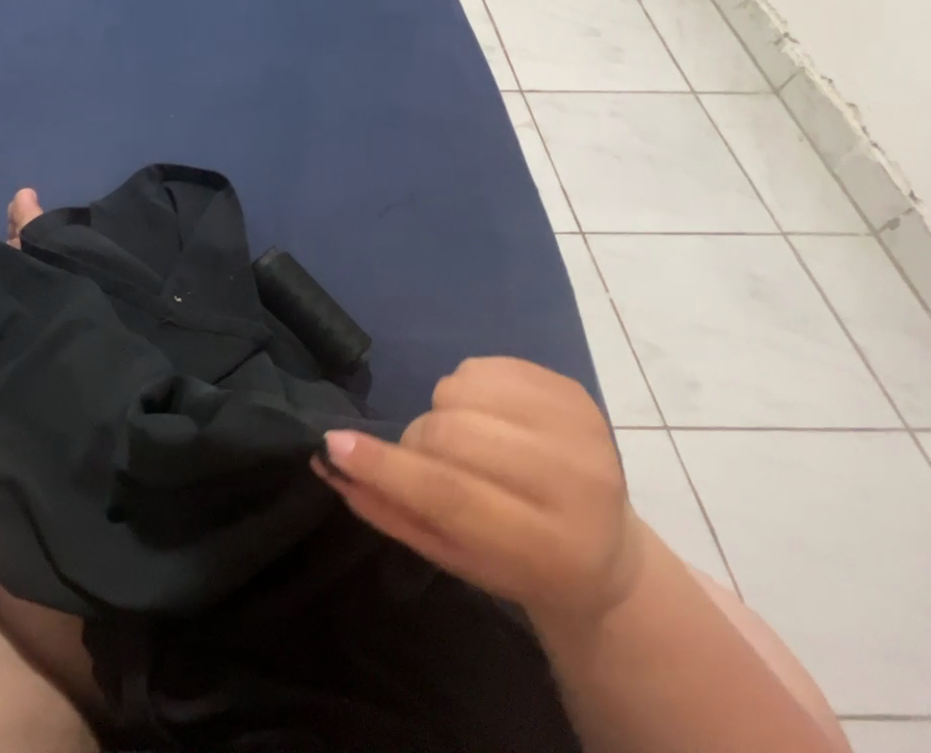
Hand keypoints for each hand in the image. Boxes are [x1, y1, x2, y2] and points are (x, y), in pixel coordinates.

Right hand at [316, 357, 642, 630]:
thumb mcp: (449, 556)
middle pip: (455, 434)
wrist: (603, 550)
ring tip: (461, 440)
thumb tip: (327, 461)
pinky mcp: (577, 394)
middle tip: (423, 460)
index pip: (450, 494)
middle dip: (417, 441)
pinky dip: (465, 387)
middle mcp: (576, 484)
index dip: (386, 466)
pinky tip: (486, 416)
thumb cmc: (514, 563)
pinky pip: (485, 366)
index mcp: (544, 545)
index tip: (333, 444)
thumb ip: (387, 509)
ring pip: (465, 392)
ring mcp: (582, 431)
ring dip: (442, 412)